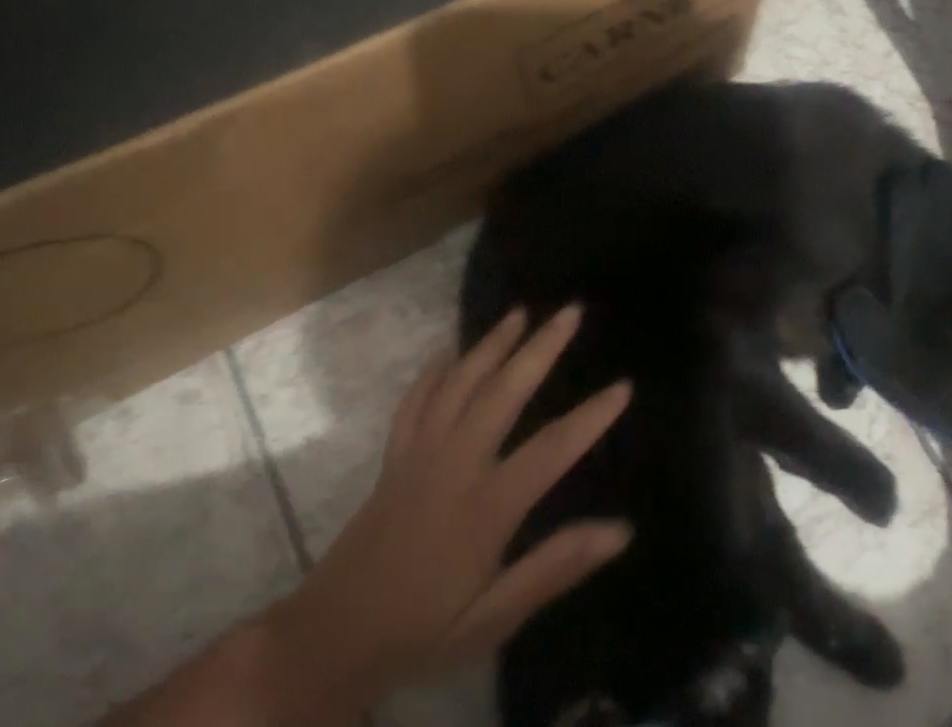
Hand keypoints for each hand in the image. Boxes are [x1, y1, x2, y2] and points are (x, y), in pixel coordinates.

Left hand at [267, 305, 632, 700]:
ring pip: (457, 386)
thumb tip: (621, 529)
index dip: (592, 416)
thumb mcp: (494, 617)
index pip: (551, 449)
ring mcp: (417, 458)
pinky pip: (414, 403)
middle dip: (539, 350)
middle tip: (571, 312)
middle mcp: (452, 468)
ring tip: (520, 312)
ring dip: (491, 345)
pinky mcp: (392, 461)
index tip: (624, 386)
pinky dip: (434, 373)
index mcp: (485, 508)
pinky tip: (449, 353)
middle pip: (502, 394)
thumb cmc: (423, 630)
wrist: (328, 639)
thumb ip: (555, 568)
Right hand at [830, 161, 951, 529]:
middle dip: (934, 181)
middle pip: (947, 180)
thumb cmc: (943, 385)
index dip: (899, 182)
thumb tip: (845, 287)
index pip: (906, 193)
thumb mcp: (879, 361)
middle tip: (928, 197)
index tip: (893, 184)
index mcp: (918, 261)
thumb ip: (853, 317)